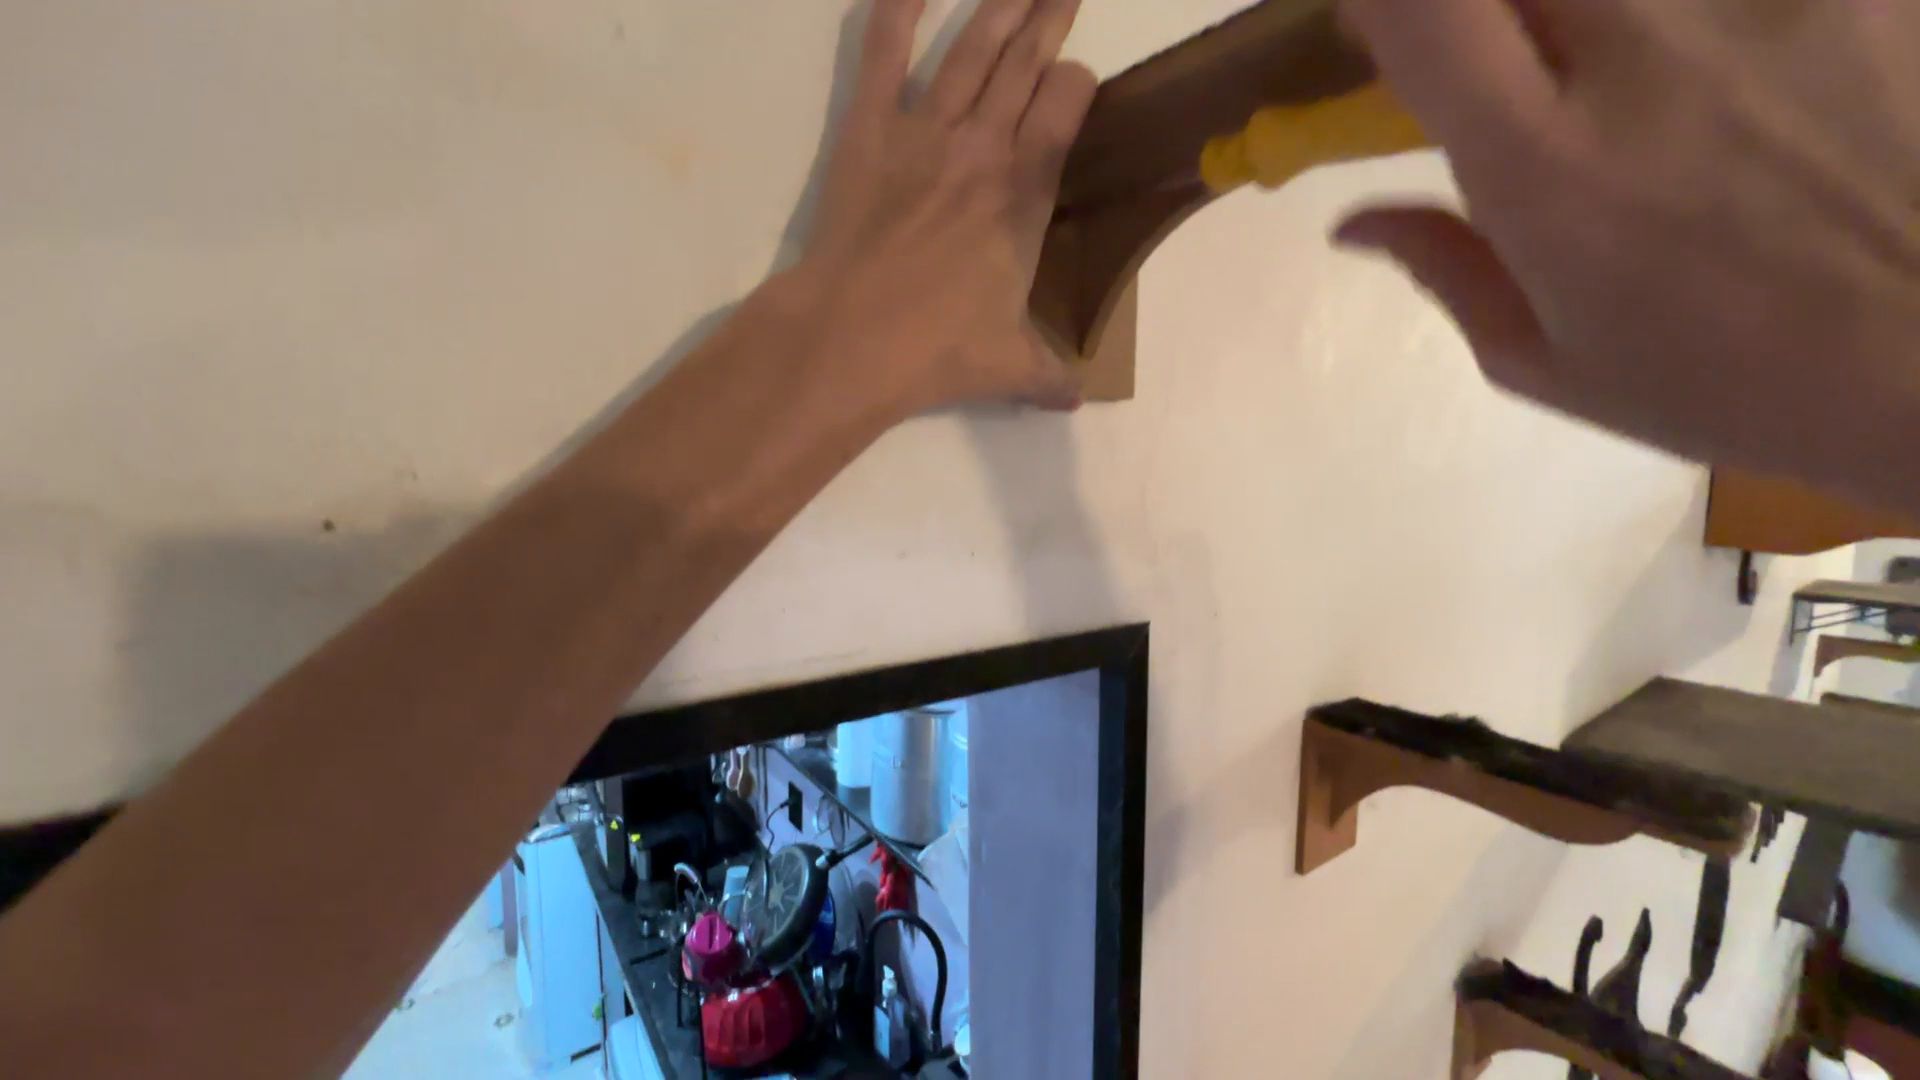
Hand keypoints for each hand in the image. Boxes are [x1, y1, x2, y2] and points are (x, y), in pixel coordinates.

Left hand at [782, 0, 1097, 416]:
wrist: (854, 337)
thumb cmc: (938, 350)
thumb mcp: (1008, 367)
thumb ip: (1047, 375)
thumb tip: (1076, 399)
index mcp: (1025, 195)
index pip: (1067, 104)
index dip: (1076, 83)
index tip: (1074, 84)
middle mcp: (983, 148)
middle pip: (1025, 63)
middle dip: (1049, 18)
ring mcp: (924, 133)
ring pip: (971, 50)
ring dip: (999, 5)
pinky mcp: (867, 131)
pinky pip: (883, 53)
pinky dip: (897, 9)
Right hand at [1336, 0, 1919, 505]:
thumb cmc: (1726, 381)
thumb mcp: (1542, 360)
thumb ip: (1442, 268)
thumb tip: (1353, 223)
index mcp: (1548, 167)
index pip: (1427, 13)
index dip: (1380, 5)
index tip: (1373, 34)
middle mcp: (1651, 54)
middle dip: (1477, 9)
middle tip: (1485, 54)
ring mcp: (1780, 0)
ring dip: (1576, 27)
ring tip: (1612, 90)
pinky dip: (1686, 35)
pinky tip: (1706, 85)